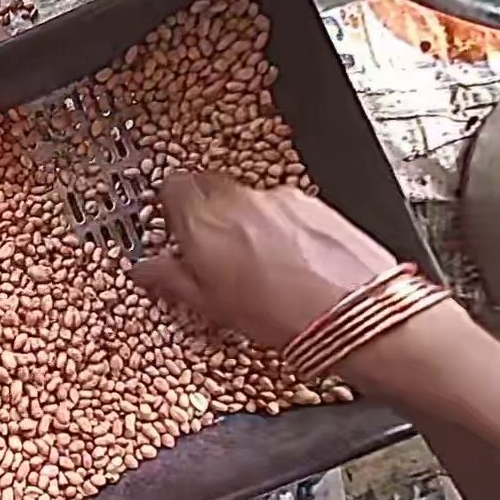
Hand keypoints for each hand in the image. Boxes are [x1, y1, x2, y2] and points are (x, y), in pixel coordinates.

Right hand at [130, 173, 396, 347]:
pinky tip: (286, 253)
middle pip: (206, 185)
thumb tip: (143, 270)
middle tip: (208, 239)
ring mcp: (276, 197)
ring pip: (244, 196)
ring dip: (241, 215)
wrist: (357, 313)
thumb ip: (168, 278)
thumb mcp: (208, 304)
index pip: (170, 187)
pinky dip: (276, 220)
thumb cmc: (281, 314)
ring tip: (254, 255)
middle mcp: (235, 200)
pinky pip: (280, 203)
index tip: (171, 219)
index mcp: (200, 222)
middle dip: (202, 207)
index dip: (168, 202)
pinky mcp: (311, 201)